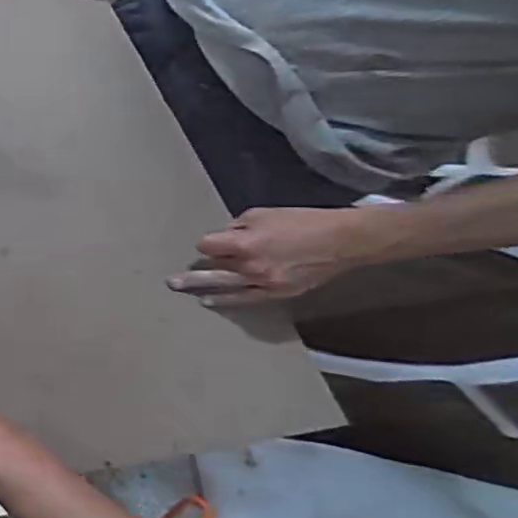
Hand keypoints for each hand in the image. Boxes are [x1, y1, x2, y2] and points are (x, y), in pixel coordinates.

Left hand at [168, 206, 384, 305]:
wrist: (348, 240)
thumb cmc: (303, 221)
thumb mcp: (261, 215)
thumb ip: (236, 228)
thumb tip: (223, 238)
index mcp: (244, 244)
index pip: (207, 246)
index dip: (210, 243)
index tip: (215, 242)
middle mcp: (251, 266)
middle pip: (211, 270)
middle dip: (190, 276)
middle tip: (170, 282)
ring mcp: (264, 282)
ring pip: (225, 287)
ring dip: (201, 289)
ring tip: (179, 290)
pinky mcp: (279, 293)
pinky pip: (246, 299)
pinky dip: (227, 301)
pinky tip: (209, 302)